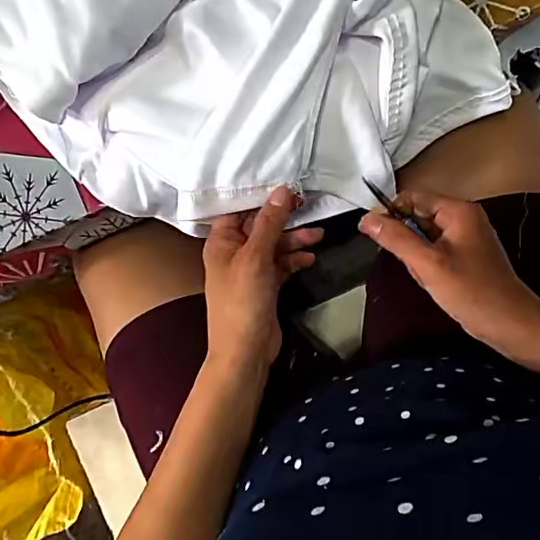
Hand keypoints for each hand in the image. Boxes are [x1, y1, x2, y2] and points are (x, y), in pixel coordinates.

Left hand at [203, 187, 322, 369]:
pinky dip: (294, 260)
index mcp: (220, 242)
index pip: (239, 210)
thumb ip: (269, 223)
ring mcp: (249, 271)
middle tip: (308, 208)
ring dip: (294, 240)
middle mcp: (232, 253)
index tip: (286, 188)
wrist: (245, 351)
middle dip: (284, 219)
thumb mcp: (255, 257)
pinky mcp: (264, 286)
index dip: (261, 198)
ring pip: (273, 246)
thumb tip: (282, 192)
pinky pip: (280, 265)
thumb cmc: (241, 303)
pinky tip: (309, 258)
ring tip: (318, 236)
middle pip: (259, 226)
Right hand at [358, 189, 539, 361]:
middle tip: (416, 265)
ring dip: (417, 258)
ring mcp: (467, 238)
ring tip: (430, 278)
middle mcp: (465, 218)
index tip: (378, 238)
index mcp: (459, 211)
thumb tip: (366, 219)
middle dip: (407, 242)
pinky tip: (436, 284)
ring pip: (424, 238)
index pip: (412, 197)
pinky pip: (436, 253)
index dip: (390, 214)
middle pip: (417, 217)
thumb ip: (395, 238)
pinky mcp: (468, 257)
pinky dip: (429, 267)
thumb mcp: (427, 264)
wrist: (512, 325)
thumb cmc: (473, 293)